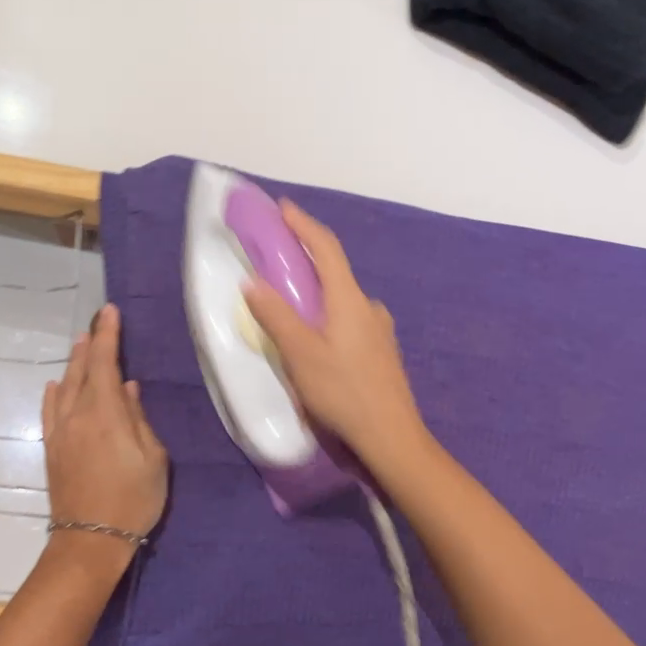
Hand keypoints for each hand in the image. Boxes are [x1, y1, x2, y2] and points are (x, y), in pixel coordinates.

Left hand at [41, 303, 168, 549]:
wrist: (91, 540)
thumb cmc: (133, 500)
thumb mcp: (153, 460)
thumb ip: (140, 420)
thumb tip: (128, 390)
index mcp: (106, 414)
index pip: (105, 363)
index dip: (108, 335)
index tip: (110, 311)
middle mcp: (78, 415)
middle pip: (82, 370)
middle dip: (91, 344)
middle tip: (98, 322)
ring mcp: (61, 432)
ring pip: (64, 387)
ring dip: (73, 364)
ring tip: (81, 346)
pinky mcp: (52, 449)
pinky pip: (50, 410)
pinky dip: (55, 392)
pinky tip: (56, 385)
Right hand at [243, 200, 430, 466]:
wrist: (391, 437)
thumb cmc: (344, 393)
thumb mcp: (300, 355)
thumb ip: (276, 317)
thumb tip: (253, 283)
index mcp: (350, 300)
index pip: (326, 248)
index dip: (303, 225)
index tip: (283, 208)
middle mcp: (370, 308)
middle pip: (335, 275)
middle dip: (306, 264)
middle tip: (277, 264)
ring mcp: (380, 333)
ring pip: (343, 304)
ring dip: (318, 298)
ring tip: (292, 312)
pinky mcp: (382, 355)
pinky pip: (351, 325)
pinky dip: (329, 321)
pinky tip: (318, 346)